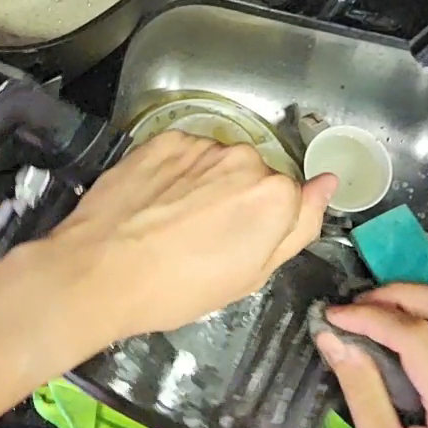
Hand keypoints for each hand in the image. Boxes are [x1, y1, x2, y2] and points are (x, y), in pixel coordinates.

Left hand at [41, 130, 336, 339]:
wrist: (100, 271)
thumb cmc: (179, 288)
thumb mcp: (252, 275)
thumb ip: (299, 225)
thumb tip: (328, 182)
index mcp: (274, 196)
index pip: (288, 199)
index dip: (262, 224)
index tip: (235, 244)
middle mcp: (244, 159)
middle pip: (253, 175)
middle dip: (237, 198)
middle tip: (203, 237)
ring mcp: (200, 145)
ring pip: (217, 162)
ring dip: (204, 183)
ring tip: (172, 220)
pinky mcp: (163, 139)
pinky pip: (185, 151)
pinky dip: (175, 171)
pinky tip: (155, 200)